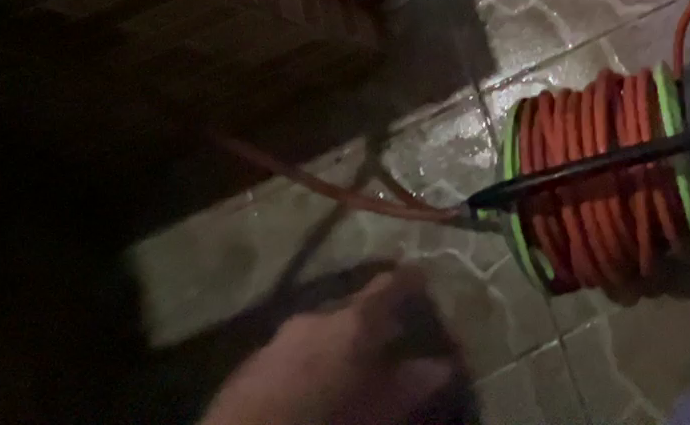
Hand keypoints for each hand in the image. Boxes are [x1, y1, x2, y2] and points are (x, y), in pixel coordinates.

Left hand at [199, 266, 461, 424]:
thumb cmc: (326, 421)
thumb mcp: (377, 409)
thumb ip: (410, 385)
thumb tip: (442, 366)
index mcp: (353, 321)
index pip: (391, 284)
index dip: (410, 281)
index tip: (424, 279)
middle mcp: (316, 317)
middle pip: (353, 307)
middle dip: (371, 321)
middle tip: (388, 338)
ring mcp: (276, 340)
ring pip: (319, 330)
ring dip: (336, 342)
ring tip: (349, 367)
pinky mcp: (246, 368)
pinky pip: (289, 353)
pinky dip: (307, 362)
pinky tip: (309, 387)